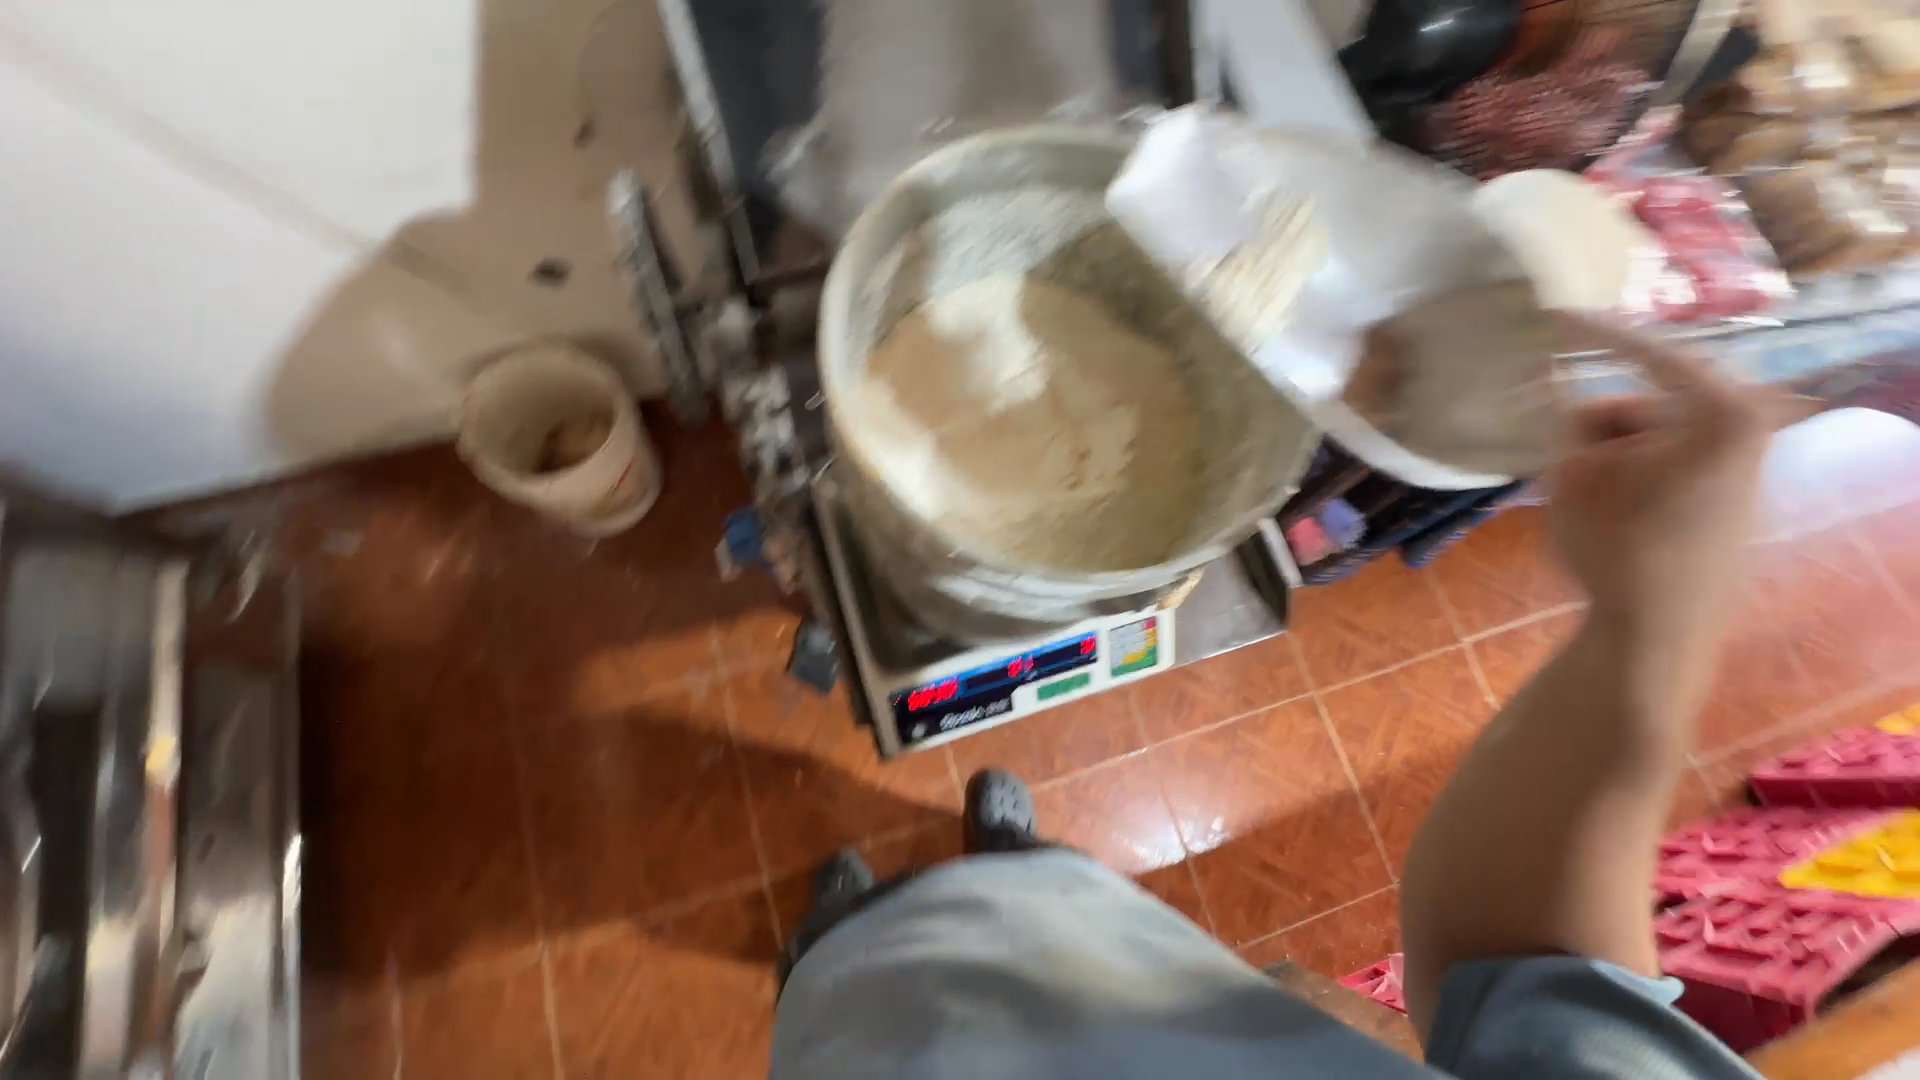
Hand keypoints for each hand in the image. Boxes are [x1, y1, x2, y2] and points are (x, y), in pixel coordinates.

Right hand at [1547, 315, 1787, 659]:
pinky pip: (1663, 463)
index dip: (1591, 334)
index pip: (1647, 351)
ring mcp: (1743, 465)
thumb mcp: (1570, 473)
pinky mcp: (1729, 496)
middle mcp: (1746, 427)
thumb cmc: (1615, 545)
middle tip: (1550, 458)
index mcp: (1720, 412)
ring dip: (1602, 455)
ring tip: (1573, 497)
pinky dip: (1624, 473)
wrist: (1658, 629)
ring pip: (1648, 436)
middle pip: (1642, 403)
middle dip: (1588, 427)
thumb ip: (1557, 416)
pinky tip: (1601, 510)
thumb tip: (1537, 372)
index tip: (1548, 316)